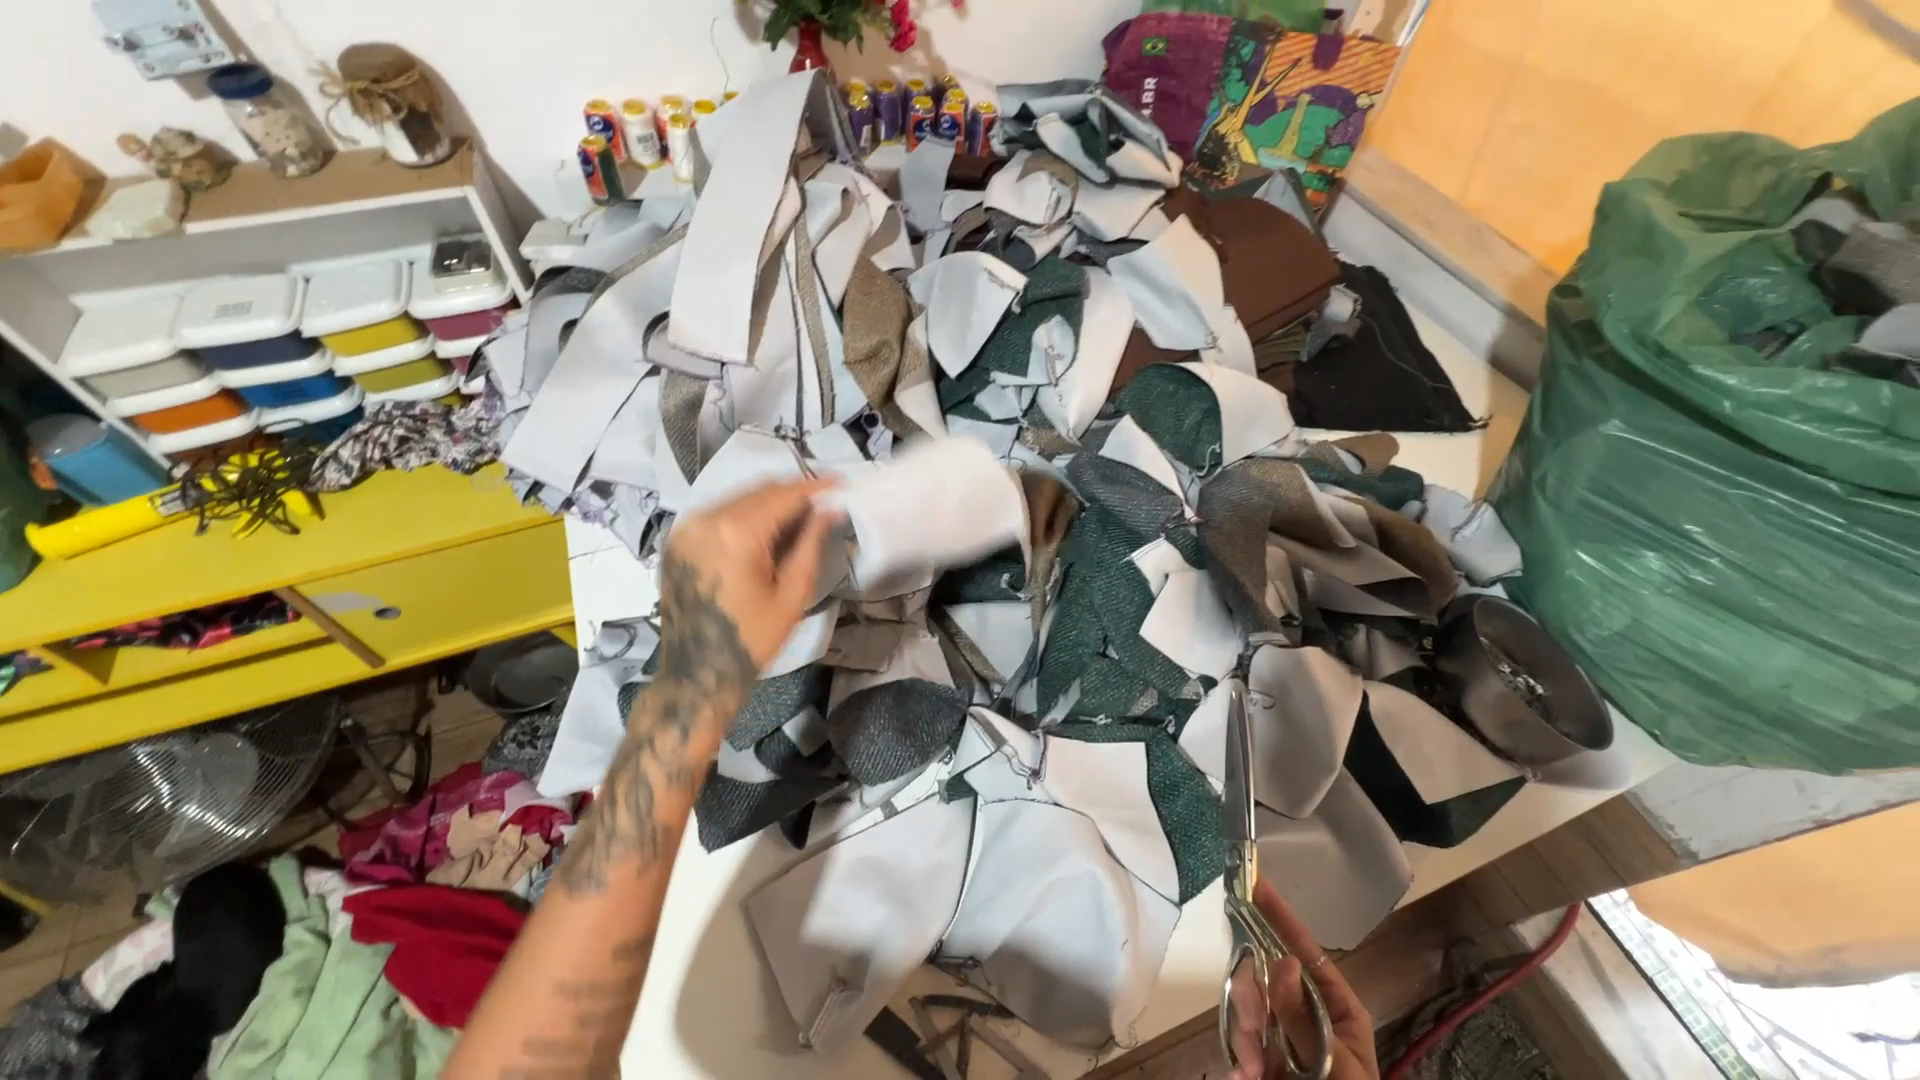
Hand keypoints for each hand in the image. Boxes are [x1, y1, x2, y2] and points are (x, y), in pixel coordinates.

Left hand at [660, 477, 841, 672]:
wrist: (697, 672)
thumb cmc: (752, 639)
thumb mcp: (792, 594)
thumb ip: (811, 544)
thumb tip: (830, 510)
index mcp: (736, 534)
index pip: (782, 495)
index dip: (814, 487)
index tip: (840, 483)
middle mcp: (705, 520)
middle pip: (759, 491)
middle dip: (793, 493)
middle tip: (823, 502)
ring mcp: (686, 529)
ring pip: (738, 498)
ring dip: (769, 502)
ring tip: (797, 517)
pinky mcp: (677, 540)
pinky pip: (718, 513)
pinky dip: (745, 515)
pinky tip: (764, 532)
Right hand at [1228, 878, 1379, 1079]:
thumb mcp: (1335, 1068)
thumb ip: (1302, 1018)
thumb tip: (1280, 960)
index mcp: (1335, 1009)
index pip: (1304, 949)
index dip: (1278, 913)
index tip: (1252, 879)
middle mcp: (1303, 1015)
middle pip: (1263, 979)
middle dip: (1253, 1004)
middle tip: (1254, 1044)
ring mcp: (1280, 1039)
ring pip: (1245, 1011)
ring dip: (1245, 1043)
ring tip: (1253, 1076)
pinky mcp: (1260, 1062)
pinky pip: (1237, 1047)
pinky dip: (1237, 1064)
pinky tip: (1241, 1079)